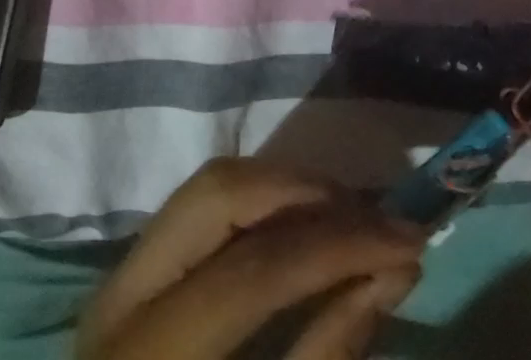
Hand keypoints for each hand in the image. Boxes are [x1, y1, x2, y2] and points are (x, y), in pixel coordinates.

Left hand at [77, 158, 424, 359]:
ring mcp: (119, 278)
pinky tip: (309, 227)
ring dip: (289, 190)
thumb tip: (394, 267)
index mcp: (152, 355)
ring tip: (351, 217)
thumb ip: (331, 350)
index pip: (257, 268)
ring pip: (211, 186)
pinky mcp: (133, 273)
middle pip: (220, 195)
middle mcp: (121, 298)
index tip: (411, 240)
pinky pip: (206, 210)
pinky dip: (267, 206)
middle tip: (376, 218)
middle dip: (308, 192)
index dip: (341, 244)